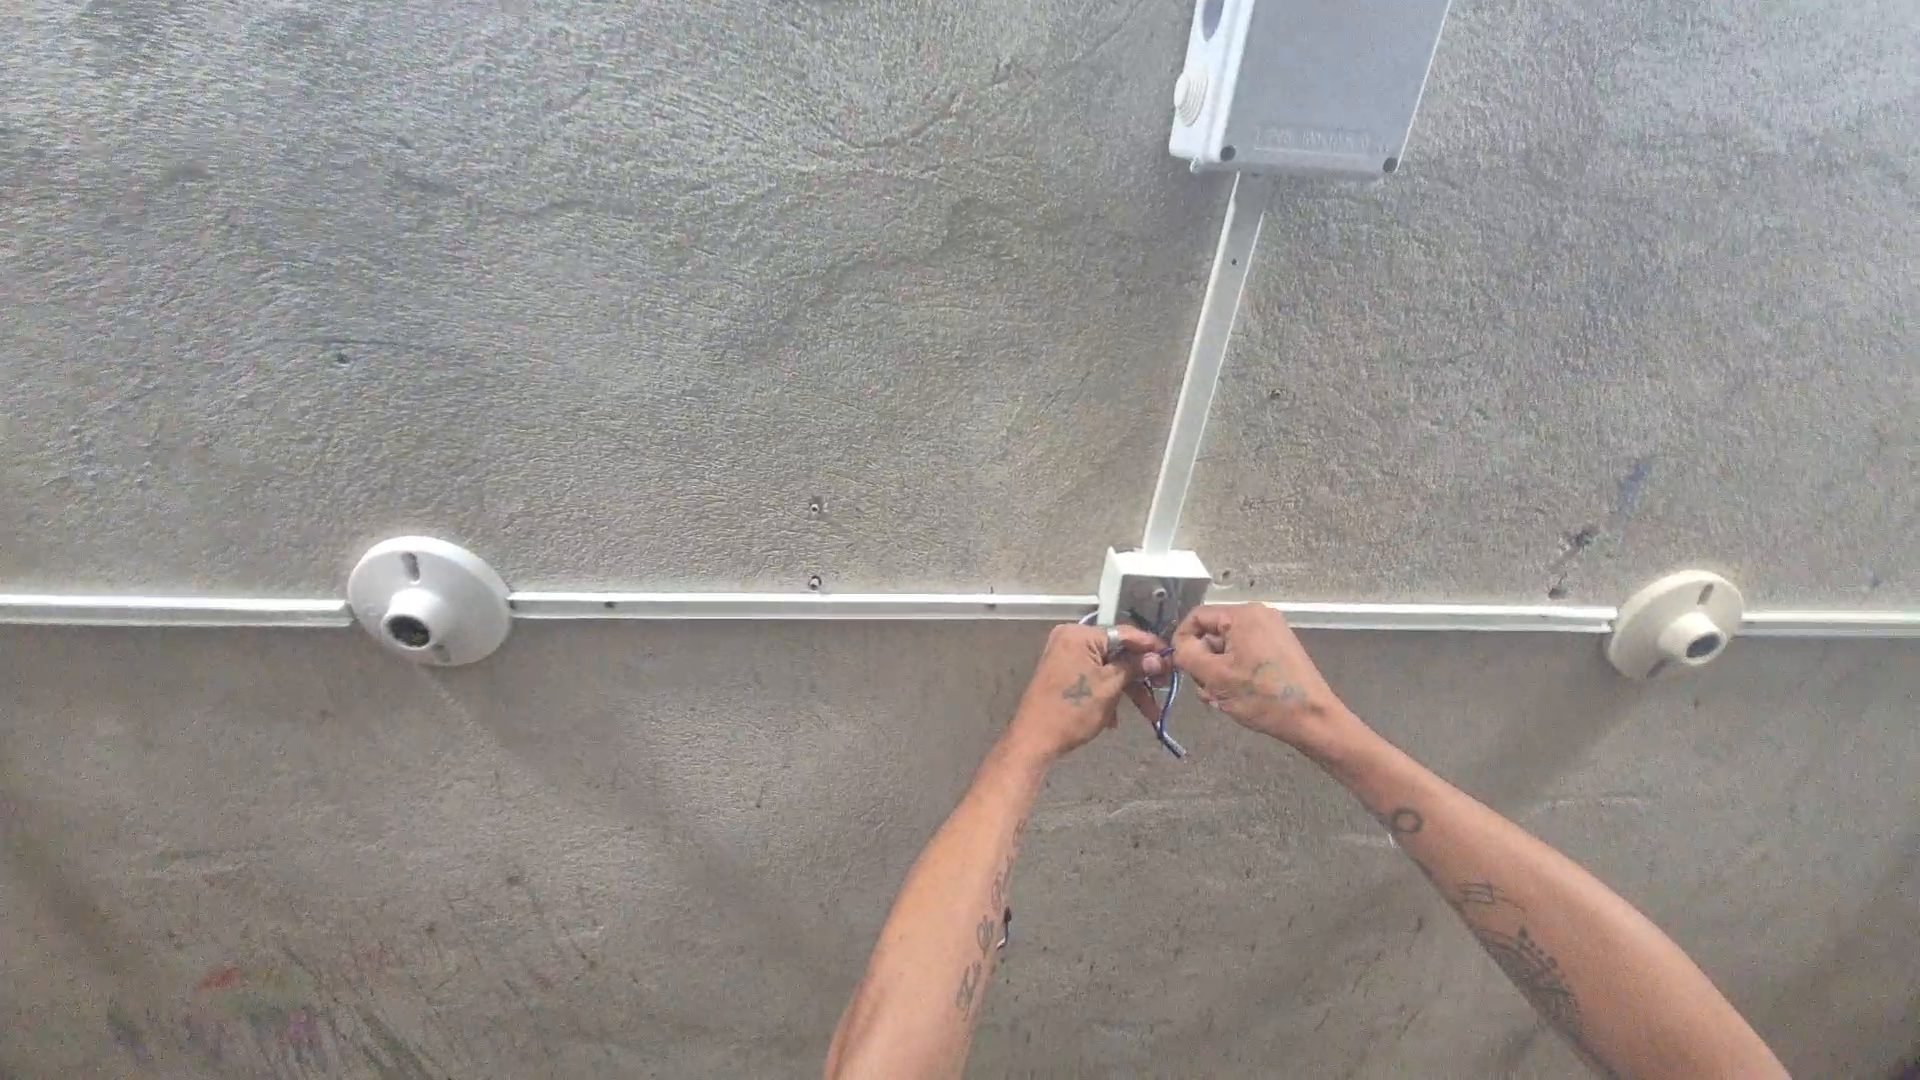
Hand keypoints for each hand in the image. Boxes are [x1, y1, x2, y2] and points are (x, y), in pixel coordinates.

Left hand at [1006, 624, 1165, 762]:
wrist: (1034, 739)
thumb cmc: (1073, 709)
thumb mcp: (1109, 687)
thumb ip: (1134, 667)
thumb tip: (1158, 658)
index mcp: (1079, 634)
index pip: (1124, 633)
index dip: (1151, 646)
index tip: (1171, 658)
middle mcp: (1070, 639)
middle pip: (1116, 652)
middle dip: (1140, 675)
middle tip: (1162, 688)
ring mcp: (1065, 657)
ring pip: (1107, 668)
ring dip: (1128, 690)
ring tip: (1150, 714)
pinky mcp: (1064, 674)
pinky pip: (1093, 677)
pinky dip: (1108, 694)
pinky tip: (1116, 720)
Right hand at [1151, 604, 1349, 751]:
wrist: (1313, 719)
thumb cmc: (1263, 696)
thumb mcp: (1215, 676)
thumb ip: (1187, 654)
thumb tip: (1178, 646)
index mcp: (1243, 615)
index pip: (1197, 617)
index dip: (1182, 640)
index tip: (1180, 667)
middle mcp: (1259, 616)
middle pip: (1212, 633)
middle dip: (1203, 662)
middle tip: (1206, 690)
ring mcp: (1272, 632)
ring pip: (1226, 648)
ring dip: (1217, 672)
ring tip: (1222, 698)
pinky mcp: (1279, 649)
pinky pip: (1244, 654)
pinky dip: (1235, 672)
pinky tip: (1237, 695)